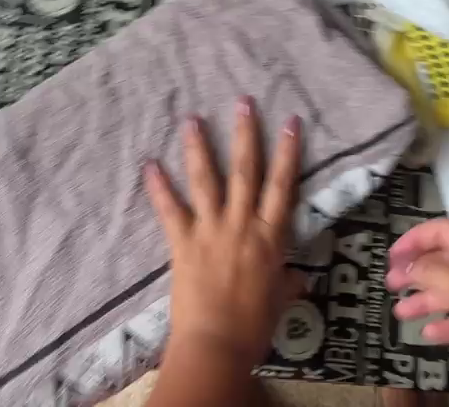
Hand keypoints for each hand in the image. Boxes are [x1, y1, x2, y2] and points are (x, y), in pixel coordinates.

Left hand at [144, 97, 304, 370]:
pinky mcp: (183, 242)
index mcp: (270, 236)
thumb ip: (288, 282)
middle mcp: (242, 223)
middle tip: (243, 101)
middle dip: (246, 134)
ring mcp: (211, 229)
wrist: (217, 346)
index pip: (283, 185)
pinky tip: (149, 164)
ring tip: (192, 118)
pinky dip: (158, 187)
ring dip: (199, 147)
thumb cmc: (255, 326)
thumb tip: (299, 278)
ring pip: (206, 179)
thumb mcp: (280, 300)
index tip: (291, 120)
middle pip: (245, 170)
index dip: (288, 151)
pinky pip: (170, 209)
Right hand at [386, 219, 448, 405]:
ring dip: (425, 301)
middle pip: (444, 263)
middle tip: (390, 285)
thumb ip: (432, 272)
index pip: (442, 232)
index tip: (392, 255)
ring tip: (400, 312)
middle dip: (416, 272)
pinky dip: (445, 326)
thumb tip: (406, 266)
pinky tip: (427, 335)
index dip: (415, 239)